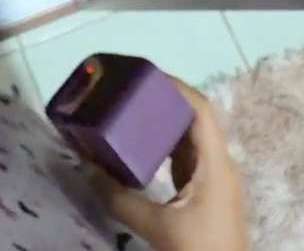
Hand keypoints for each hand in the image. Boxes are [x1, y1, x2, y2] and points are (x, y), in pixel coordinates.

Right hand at [91, 78, 248, 250]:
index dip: (175, 86)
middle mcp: (218, 164)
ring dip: (162, 118)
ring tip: (128, 108)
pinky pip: (185, 153)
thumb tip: (85, 166)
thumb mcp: (158, 229)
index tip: (143, 74)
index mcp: (215, 164)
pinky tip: (139, 143)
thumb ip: (120, 198)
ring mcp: (214, 179)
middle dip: (162, 98)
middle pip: (194, 116)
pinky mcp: (205, 192)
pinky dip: (163, 141)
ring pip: (189, 135)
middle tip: (127, 89)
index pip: (201, 109)